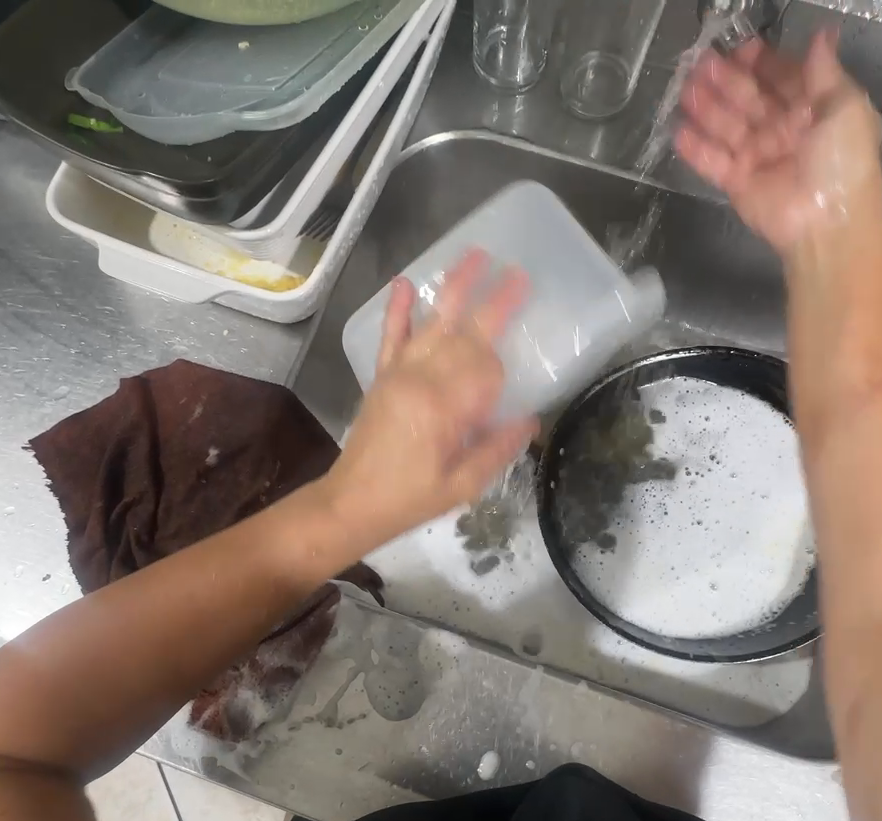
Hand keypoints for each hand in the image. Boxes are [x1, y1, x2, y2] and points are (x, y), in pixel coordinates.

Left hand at [319, 250, 540, 549]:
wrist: (351, 504)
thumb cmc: (409, 501)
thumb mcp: (462, 487)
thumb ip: (496, 451)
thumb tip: (530, 421)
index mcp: (444, 410)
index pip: (486, 370)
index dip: (502, 368)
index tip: (513, 374)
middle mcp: (421, 380)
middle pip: (464, 335)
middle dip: (493, 302)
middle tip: (517, 271)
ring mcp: (399, 374)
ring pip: (433, 323)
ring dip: (454, 288)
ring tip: (474, 255)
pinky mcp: (382, 377)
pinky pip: (391, 337)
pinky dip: (398, 310)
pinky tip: (404, 282)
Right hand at [675, 28, 881, 256]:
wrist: (826, 222)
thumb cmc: (842, 161)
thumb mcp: (845, 106)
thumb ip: (825, 72)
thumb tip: (821, 34)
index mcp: (813, 108)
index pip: (782, 78)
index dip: (761, 63)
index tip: (740, 49)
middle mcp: (783, 130)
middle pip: (749, 100)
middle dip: (726, 82)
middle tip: (701, 64)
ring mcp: (758, 157)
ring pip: (727, 127)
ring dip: (707, 109)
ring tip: (685, 92)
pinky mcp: (737, 184)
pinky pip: (713, 163)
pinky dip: (696, 150)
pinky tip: (679, 132)